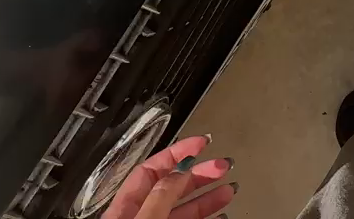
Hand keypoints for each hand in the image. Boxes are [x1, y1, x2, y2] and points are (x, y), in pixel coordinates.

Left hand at [101, 135, 235, 218]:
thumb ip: (160, 194)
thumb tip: (182, 168)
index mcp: (124, 208)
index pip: (152, 168)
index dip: (178, 151)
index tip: (202, 141)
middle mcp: (137, 217)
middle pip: (172, 186)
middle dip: (200, 172)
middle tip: (222, 165)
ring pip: (182, 208)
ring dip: (208, 196)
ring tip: (229, 189)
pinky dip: (205, 216)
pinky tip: (218, 214)